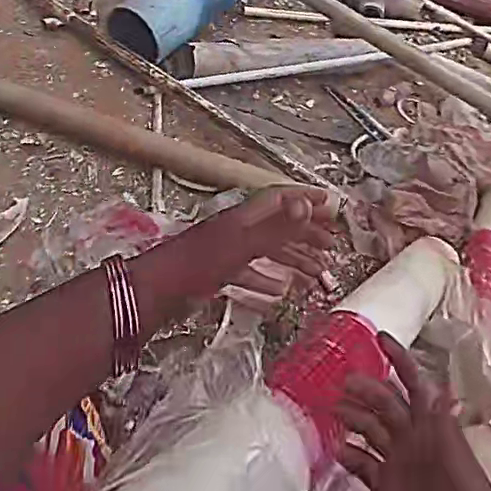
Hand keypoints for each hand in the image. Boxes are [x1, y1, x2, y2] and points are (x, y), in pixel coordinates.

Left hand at [203, 186, 334, 284]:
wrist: (158, 289)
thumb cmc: (201, 263)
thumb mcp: (244, 243)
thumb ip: (277, 226)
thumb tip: (307, 205)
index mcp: (243, 216)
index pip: (280, 199)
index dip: (305, 200)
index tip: (330, 205)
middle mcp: (237, 229)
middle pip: (277, 225)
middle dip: (306, 233)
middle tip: (332, 246)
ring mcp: (226, 250)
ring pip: (267, 251)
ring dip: (293, 260)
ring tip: (317, 274)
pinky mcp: (218, 272)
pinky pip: (250, 272)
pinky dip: (268, 279)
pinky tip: (281, 290)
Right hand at [338, 334, 490, 490]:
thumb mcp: (462, 472)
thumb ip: (446, 432)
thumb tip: (435, 390)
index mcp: (437, 434)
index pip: (416, 385)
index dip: (399, 359)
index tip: (380, 338)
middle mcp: (419, 445)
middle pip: (387, 404)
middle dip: (365, 388)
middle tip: (342, 380)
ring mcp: (405, 468)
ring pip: (373, 430)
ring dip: (353, 417)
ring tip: (332, 410)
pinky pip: (366, 466)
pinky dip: (350, 455)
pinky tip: (337, 449)